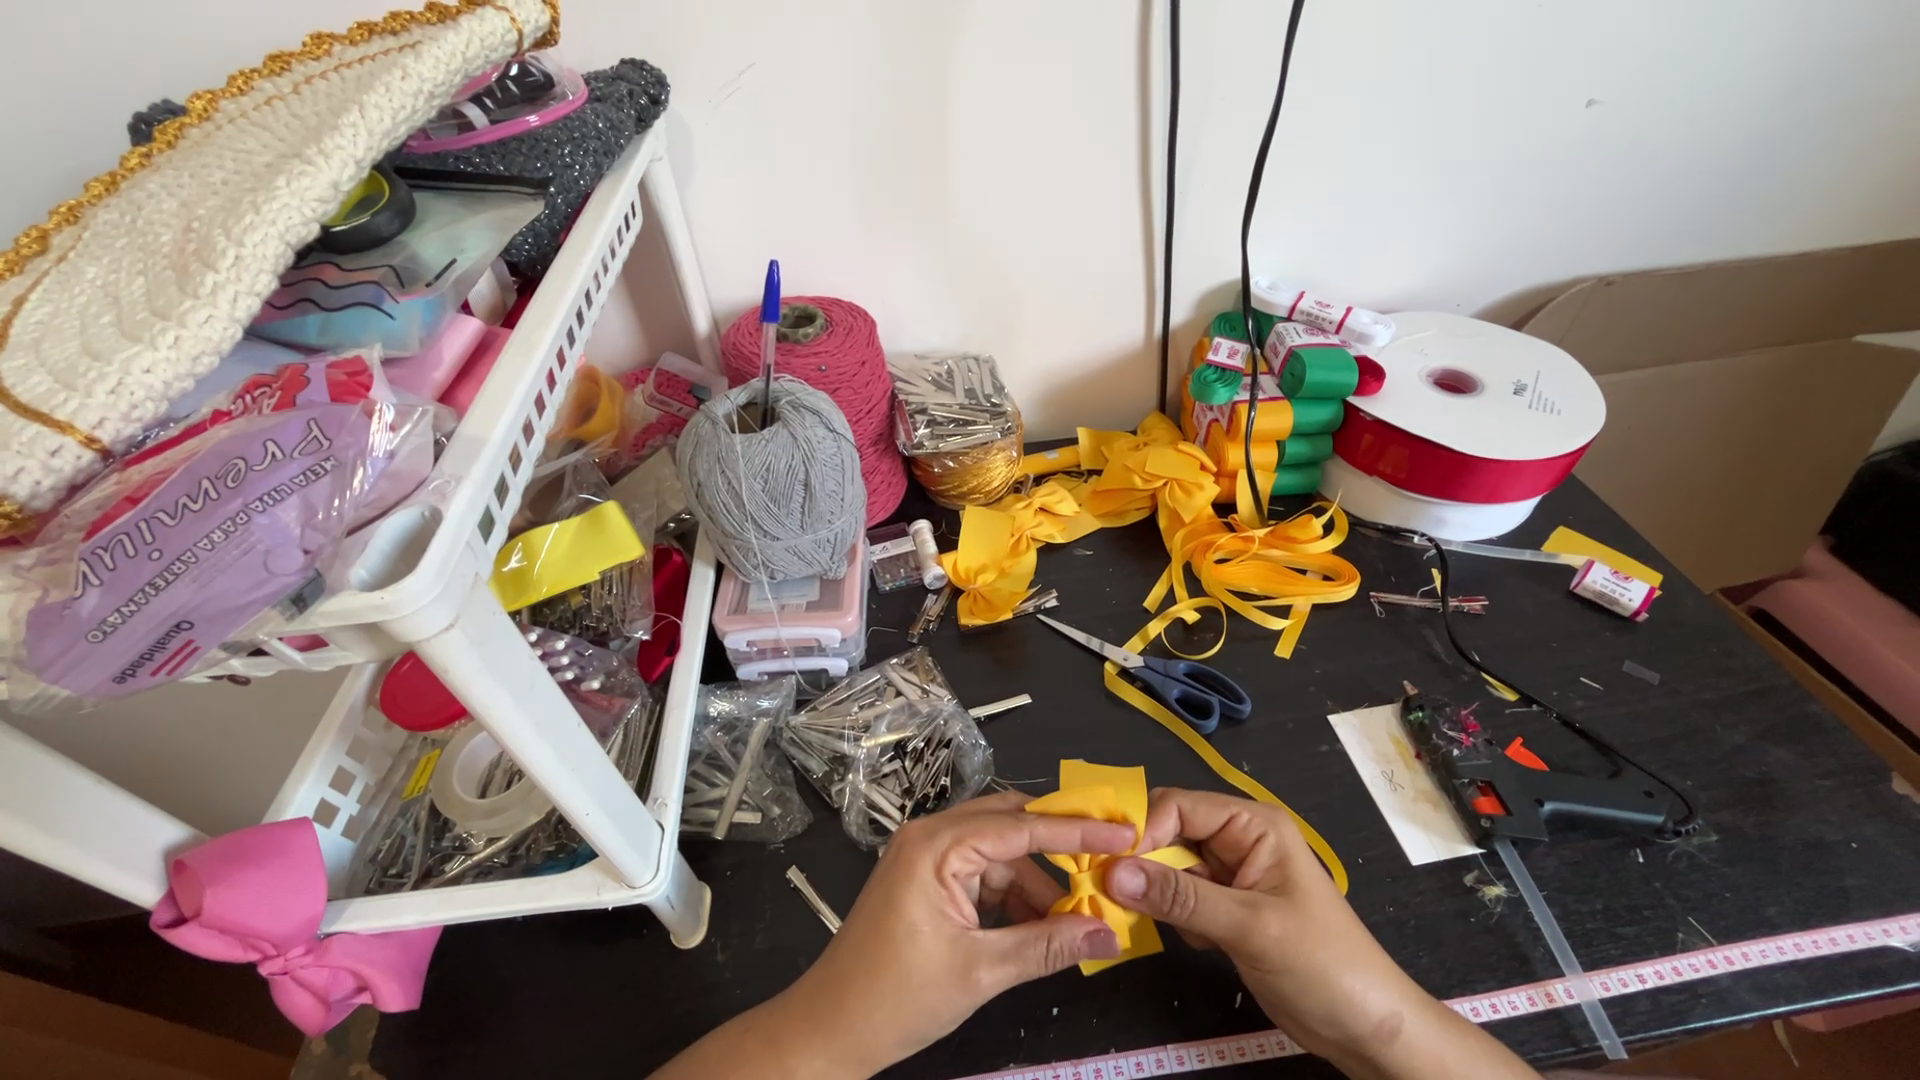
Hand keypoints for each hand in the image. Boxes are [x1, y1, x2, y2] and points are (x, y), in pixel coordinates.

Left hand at [776, 792, 1134, 1074]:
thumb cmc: (898, 997)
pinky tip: (1038, 925)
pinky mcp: (926, 878)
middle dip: (1058, 848)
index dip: (1077, 832)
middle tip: (1110, 863)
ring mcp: (926, 855)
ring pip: (999, 852)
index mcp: (937, 844)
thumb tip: (1109, 934)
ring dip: (1036, 881)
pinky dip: (1011, 895)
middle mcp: (931, 835)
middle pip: (1010, 825)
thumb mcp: (981, 971)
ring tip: (1076, 916)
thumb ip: (1048, 946)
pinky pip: (981, 872)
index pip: (1022, 826)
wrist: (830, 1029)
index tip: (1125, 833)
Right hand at [1102, 789, 1533, 1077]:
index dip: (1142, 830)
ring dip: (1154, 892)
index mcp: (1251, 824)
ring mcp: (1230, 876)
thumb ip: (1179, 898)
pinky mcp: (1224, 910)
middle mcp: (1236, 840)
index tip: (1108, 866)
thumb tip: (1111, 872)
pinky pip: (1178, 898)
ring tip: (1146, 919)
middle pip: (1168, 832)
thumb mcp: (1249, 927)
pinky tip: (1192, 943)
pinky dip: (1170, 916)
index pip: (1178, 806)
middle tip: (1108, 891)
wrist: (1367, 1030)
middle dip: (1142, 862)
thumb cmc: (1323, 964)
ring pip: (1168, 867)